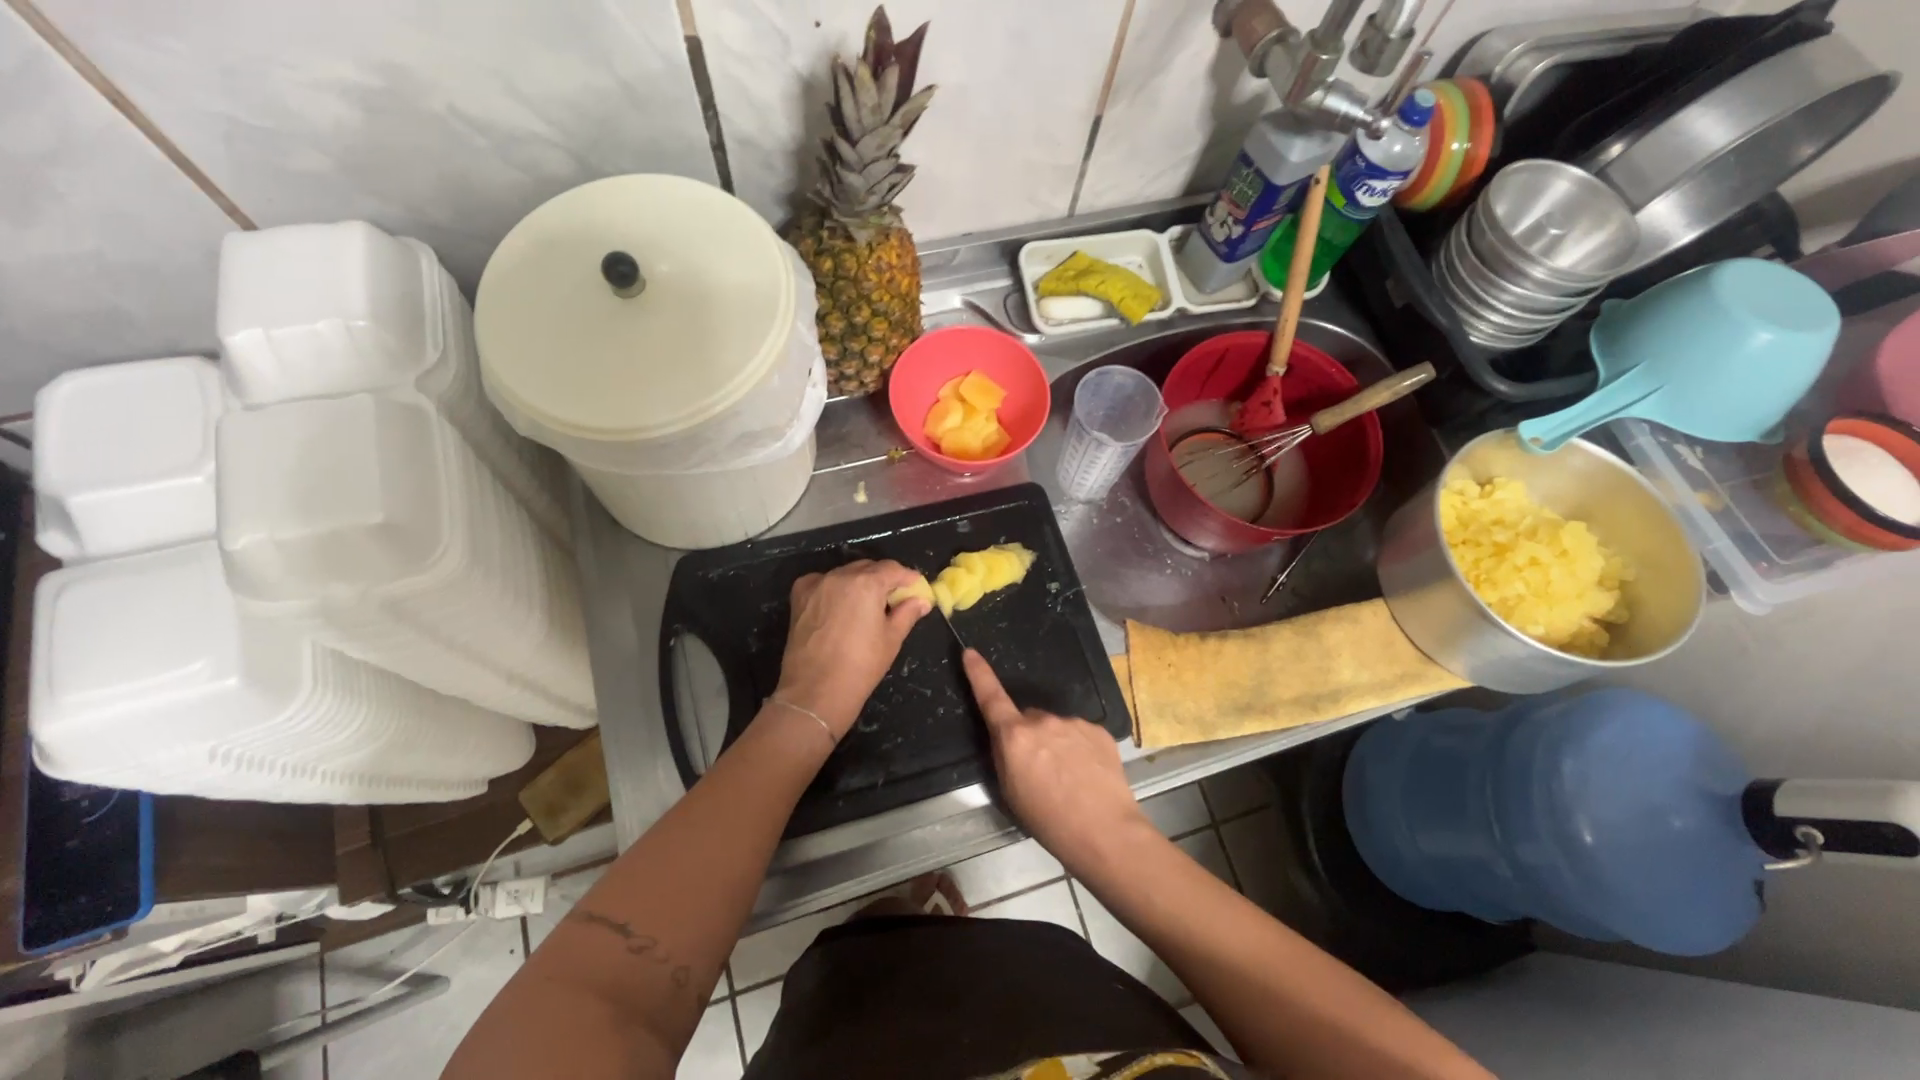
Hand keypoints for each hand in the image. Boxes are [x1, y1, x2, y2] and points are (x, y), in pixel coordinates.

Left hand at [774, 559, 930, 735]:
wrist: (816, 690)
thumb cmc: (861, 666)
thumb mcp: (892, 639)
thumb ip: (907, 613)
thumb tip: (921, 600)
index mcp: (866, 583)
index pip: (893, 569)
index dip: (908, 578)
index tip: (916, 589)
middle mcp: (839, 576)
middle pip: (868, 568)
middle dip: (883, 579)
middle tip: (895, 599)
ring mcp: (816, 585)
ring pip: (844, 574)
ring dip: (859, 583)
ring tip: (867, 605)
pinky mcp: (799, 597)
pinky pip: (822, 583)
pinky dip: (834, 588)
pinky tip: (840, 606)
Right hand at [962, 649, 1150, 869]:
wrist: (1103, 830)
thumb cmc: (1047, 819)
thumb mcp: (1009, 791)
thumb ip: (1005, 756)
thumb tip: (1008, 740)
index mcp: (1014, 736)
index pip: (990, 697)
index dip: (978, 674)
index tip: (970, 652)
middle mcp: (1043, 721)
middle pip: (1027, 719)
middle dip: (1028, 736)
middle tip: (1038, 771)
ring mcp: (1074, 723)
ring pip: (1056, 727)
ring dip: (1056, 743)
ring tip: (1068, 778)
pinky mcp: (1099, 730)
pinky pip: (1080, 733)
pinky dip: (1079, 749)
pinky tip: (1087, 774)